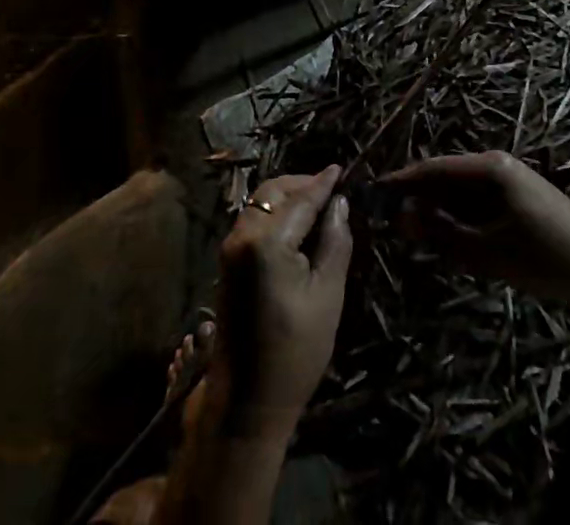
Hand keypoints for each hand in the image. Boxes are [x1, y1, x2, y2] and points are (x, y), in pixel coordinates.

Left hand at [213, 164, 352, 440]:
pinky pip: (253, 223)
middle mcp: (241, 237)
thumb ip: (334, 241)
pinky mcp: (227, 264)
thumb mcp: (328, 293)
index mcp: (266, 243)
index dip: (323, 183)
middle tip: (332, 189)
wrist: (247, 400)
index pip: (300, 199)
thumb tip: (339, 204)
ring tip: (319, 205)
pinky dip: (276, 215)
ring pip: (259, 205)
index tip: (342, 169)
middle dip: (301, 185)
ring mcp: (229, 250)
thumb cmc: (296, 350)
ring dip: (288, 199)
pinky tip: (298, 226)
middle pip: (271, 192)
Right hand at [383, 152, 569, 304]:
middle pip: (444, 179)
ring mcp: (507, 183)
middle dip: (418, 202)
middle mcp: (495, 167)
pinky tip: (447, 242)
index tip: (372, 197)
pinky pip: (475, 205)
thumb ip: (442, 234)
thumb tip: (403, 217)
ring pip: (458, 195)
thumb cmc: (546, 257)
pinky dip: (457, 221)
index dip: (401, 183)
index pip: (432, 169)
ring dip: (437, 214)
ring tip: (414, 238)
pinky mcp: (515, 200)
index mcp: (489, 168)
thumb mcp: (488, 252)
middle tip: (392, 228)